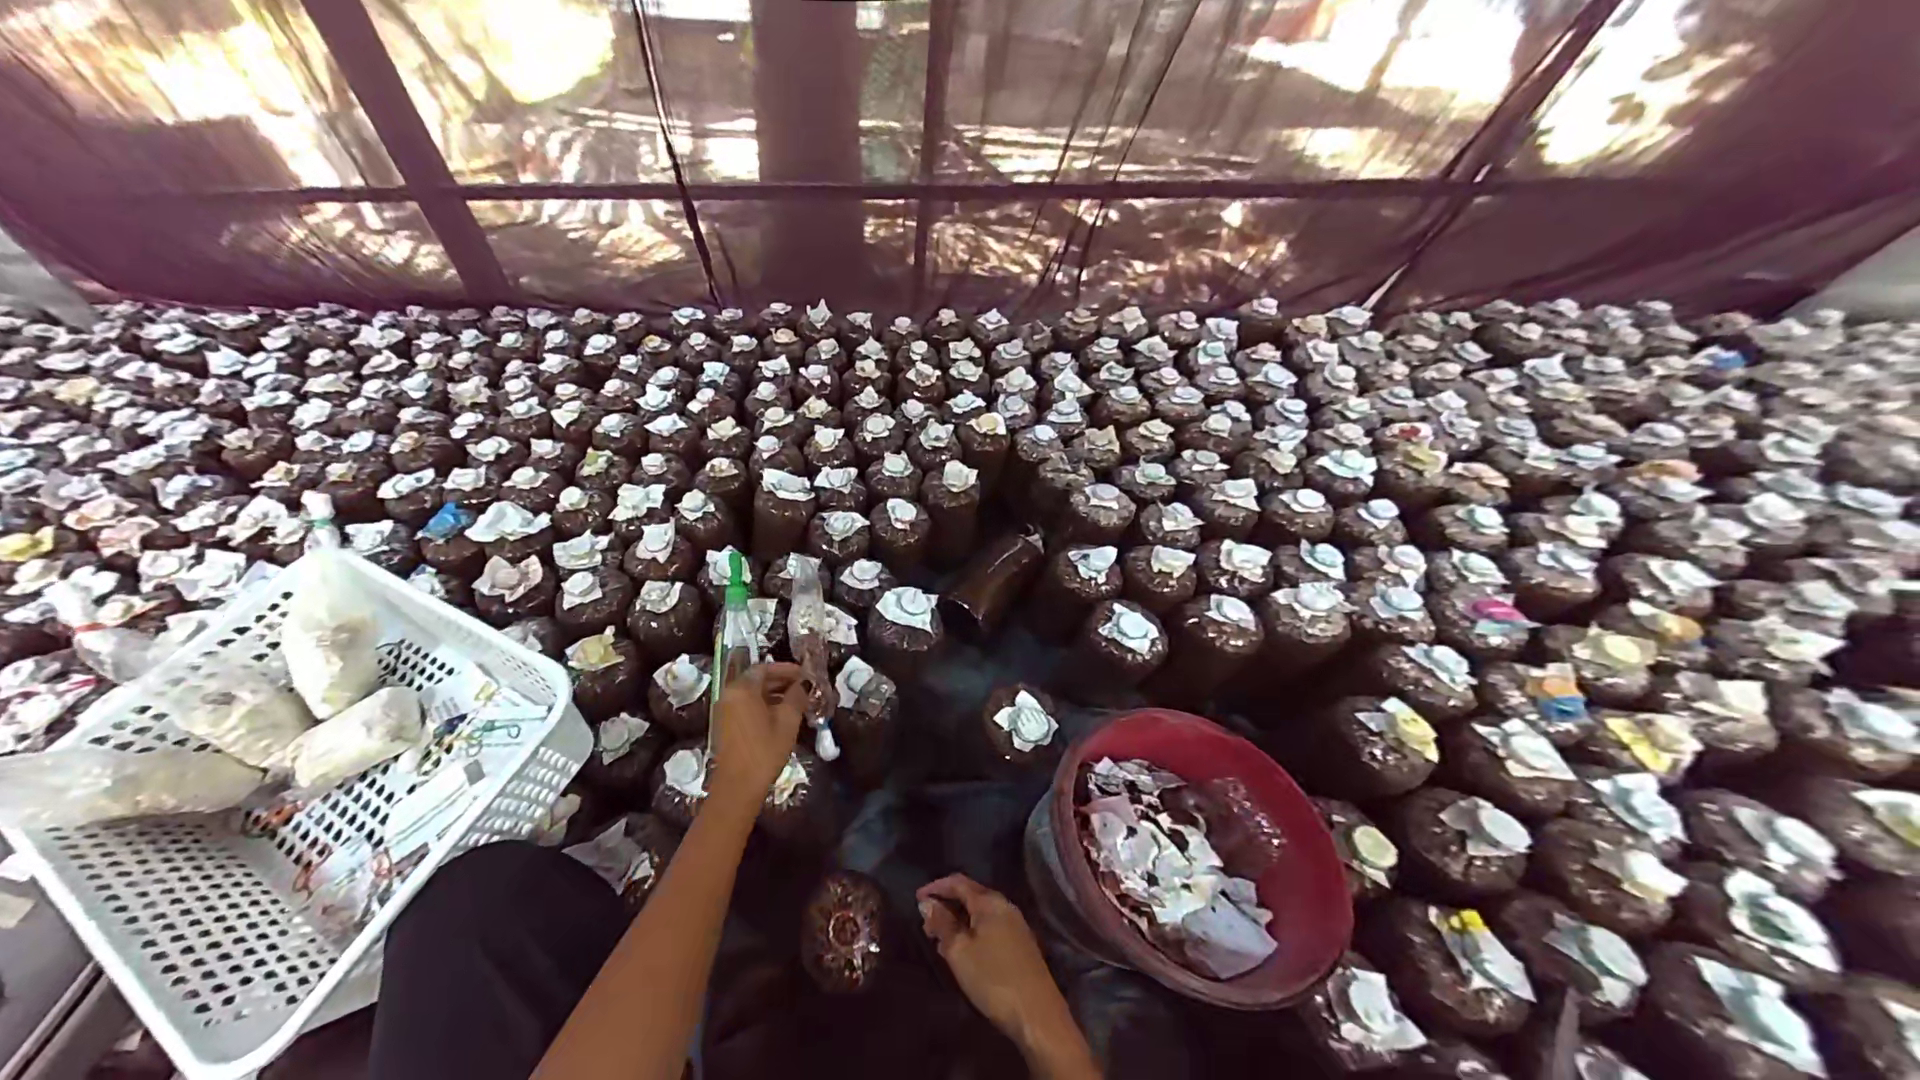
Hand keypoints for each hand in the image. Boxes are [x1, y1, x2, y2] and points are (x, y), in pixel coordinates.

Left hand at [706, 662, 806, 809]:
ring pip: (750, 694)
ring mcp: (724, 711)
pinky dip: (762, 705)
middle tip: (802, 686)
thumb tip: (802, 685)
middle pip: (755, 679)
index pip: (764, 668)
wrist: (737, 786)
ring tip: (795, 701)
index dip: (785, 669)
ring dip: (772, 693)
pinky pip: (745, 706)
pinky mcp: (724, 725)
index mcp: (742, 690)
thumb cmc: (764, 750)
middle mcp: (729, 695)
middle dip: (780, 680)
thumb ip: (796, 697)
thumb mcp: (787, 721)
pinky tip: (779, 715)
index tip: (804, 673)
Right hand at [917, 876, 1095, 1077]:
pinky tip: (963, 951)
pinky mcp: (1021, 944)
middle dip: (946, 904)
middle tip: (926, 924)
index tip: (916, 897)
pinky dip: (972, 931)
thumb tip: (927, 903)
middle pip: (970, 895)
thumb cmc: (993, 978)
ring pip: (980, 913)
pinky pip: (990, 927)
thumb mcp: (959, 951)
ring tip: (939, 939)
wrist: (1037, 1014)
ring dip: (958, 920)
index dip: (936, 886)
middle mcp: (1004, 906)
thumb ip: (942, 924)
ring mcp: (1016, 925)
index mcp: (989, 901)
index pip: (958, 882)